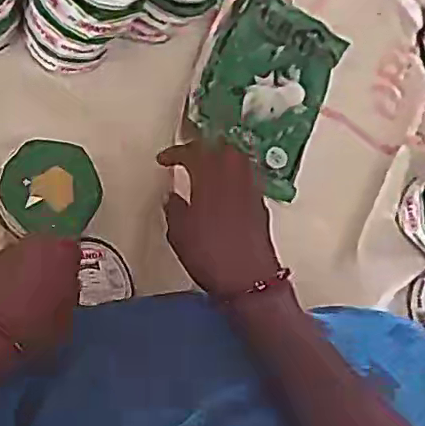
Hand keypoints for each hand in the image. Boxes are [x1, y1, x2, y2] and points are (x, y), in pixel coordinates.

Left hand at [0, 236, 80, 355]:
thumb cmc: (42, 324)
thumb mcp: (69, 312)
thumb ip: (70, 290)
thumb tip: (65, 286)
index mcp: (64, 250)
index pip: (74, 250)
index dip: (71, 265)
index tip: (70, 280)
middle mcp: (38, 242)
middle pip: (47, 245)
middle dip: (48, 261)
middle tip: (49, 283)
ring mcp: (11, 249)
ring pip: (25, 253)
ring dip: (27, 265)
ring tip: (27, 290)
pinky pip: (7, 264)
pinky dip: (8, 274)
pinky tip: (8, 294)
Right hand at [157, 140, 282, 297]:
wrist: (249, 279)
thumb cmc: (209, 256)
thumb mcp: (179, 234)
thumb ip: (174, 209)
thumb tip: (172, 196)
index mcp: (209, 180)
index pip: (193, 152)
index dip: (176, 152)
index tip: (164, 160)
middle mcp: (233, 177)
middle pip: (221, 147)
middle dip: (202, 146)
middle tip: (187, 155)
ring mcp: (251, 189)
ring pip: (238, 158)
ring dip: (221, 155)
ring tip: (207, 167)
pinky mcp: (260, 203)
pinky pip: (246, 175)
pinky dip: (233, 173)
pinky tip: (224, 187)